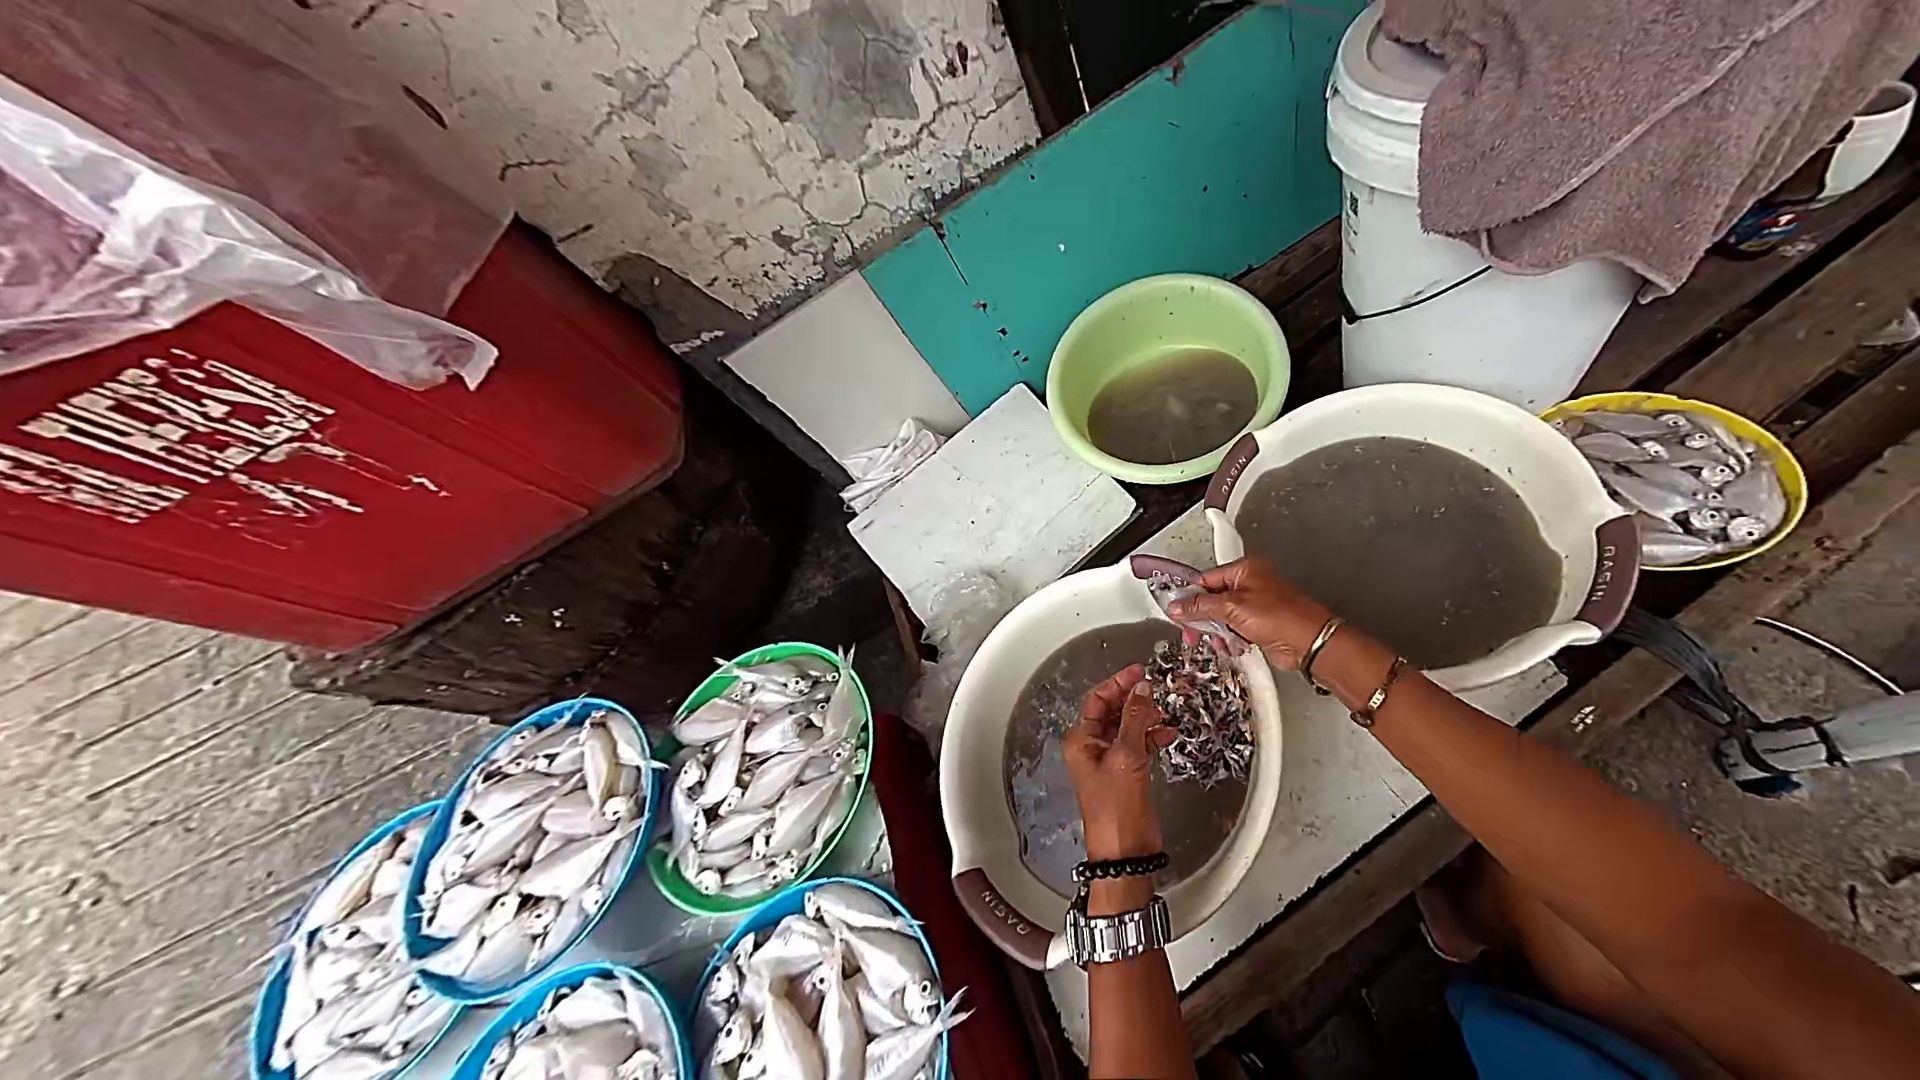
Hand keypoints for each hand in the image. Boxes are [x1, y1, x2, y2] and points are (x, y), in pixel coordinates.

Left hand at [1064, 665, 1176, 861]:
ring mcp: (1109, 759)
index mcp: (1081, 739)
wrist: (1126, 850)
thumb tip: (1142, 689)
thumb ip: (1135, 719)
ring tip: (1164, 712)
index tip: (1139, 672)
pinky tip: (1167, 733)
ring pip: (1127, 726)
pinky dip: (1152, 735)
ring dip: (1145, 717)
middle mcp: (1092, 746)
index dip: (1118, 683)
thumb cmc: (1116, 808)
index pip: (1097, 699)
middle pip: (1112, 710)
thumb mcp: (1126, 756)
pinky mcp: (1127, 771)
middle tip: (1155, 689)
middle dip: (1133, 699)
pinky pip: (1138, 743)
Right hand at [1165, 557, 1333, 670]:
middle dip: (1202, 618)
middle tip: (1191, 630)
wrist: (1310, 644)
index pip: (1205, 579)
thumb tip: (1178, 605)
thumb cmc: (1283, 617)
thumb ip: (1200, 606)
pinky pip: (1234, 630)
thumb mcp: (1232, 607)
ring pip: (1221, 617)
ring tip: (1219, 640)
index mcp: (1244, 570)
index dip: (1189, 596)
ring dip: (1216, 632)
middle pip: (1212, 599)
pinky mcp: (1259, 625)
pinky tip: (1233, 645)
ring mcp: (1255, 606)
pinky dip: (1230, 639)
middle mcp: (1250, 585)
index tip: (1176, 609)